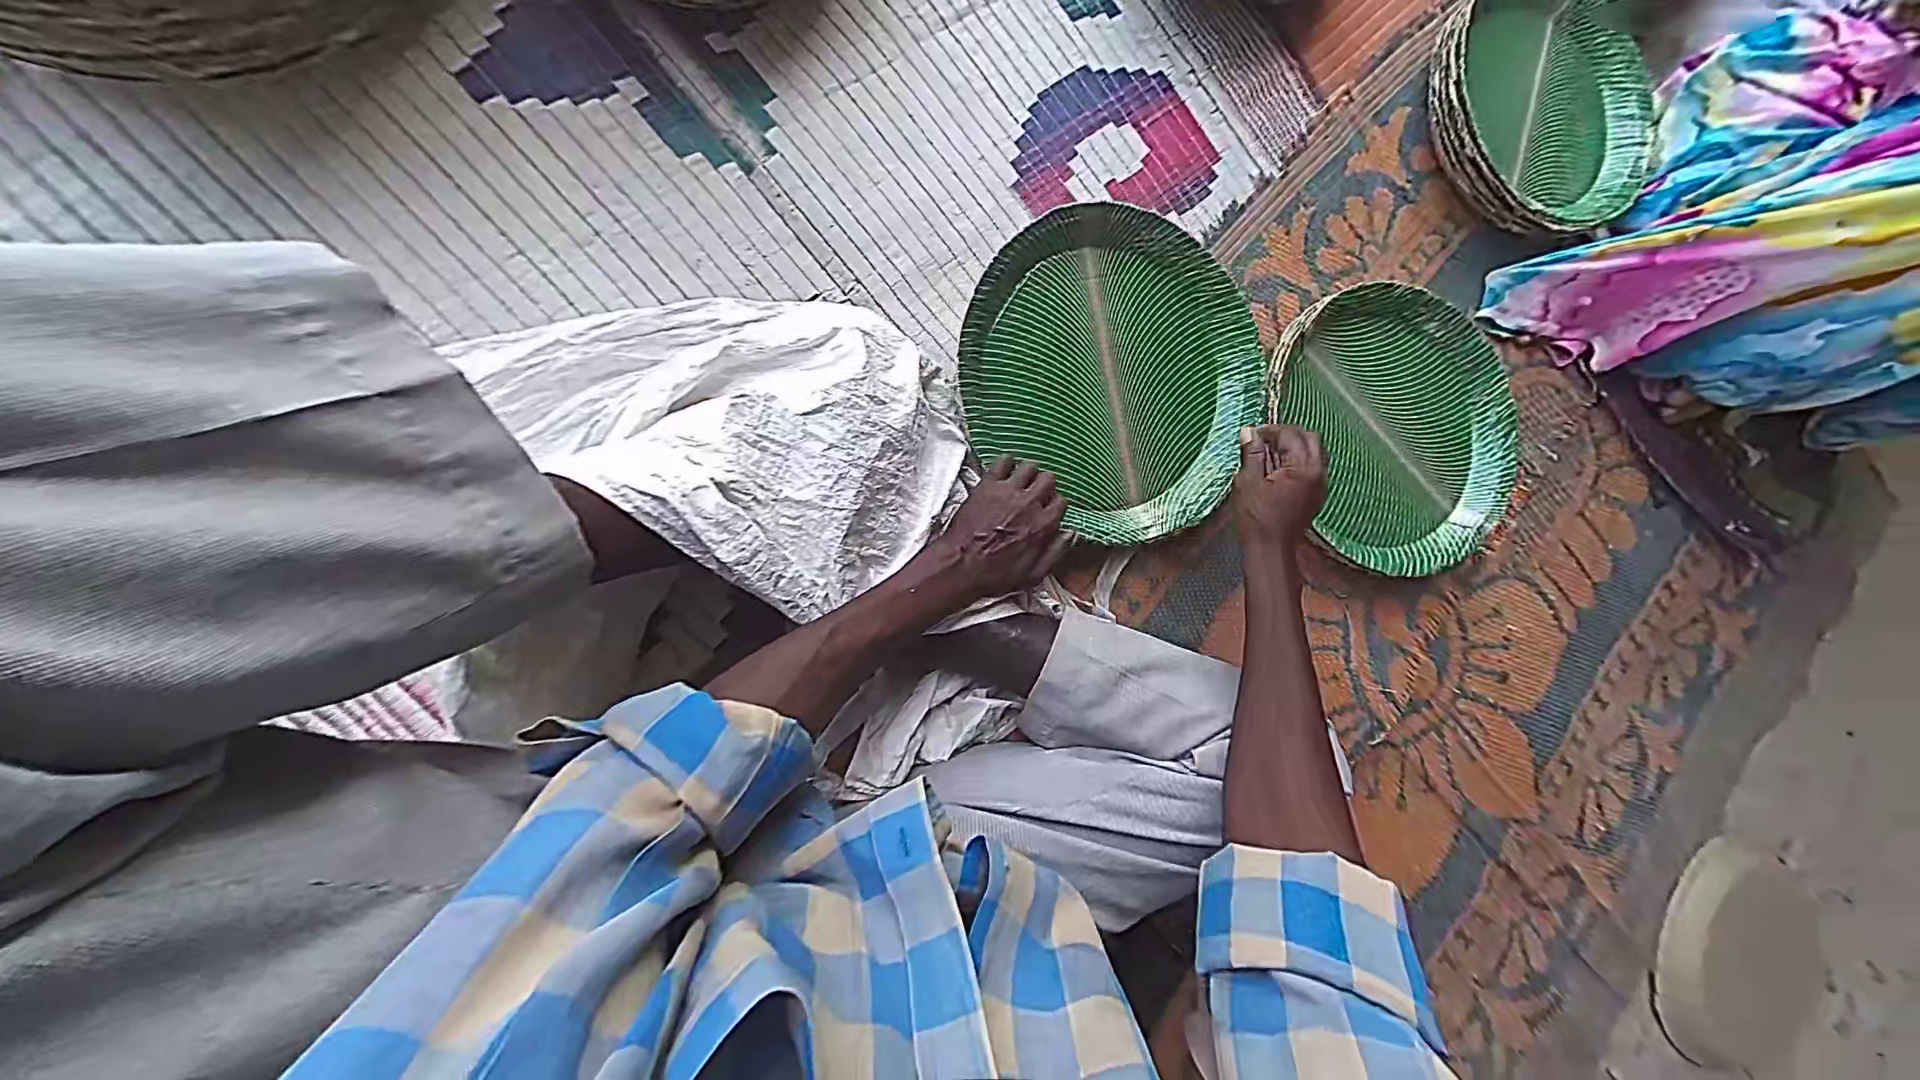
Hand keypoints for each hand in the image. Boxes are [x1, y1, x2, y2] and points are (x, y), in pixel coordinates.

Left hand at [923, 455, 1072, 600]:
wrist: (961, 565)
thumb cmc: (995, 574)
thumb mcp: (1034, 574)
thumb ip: (1056, 552)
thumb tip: (1070, 534)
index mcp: (1043, 524)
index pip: (1061, 502)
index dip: (1055, 504)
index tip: (1049, 508)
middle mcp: (1029, 503)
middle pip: (1048, 479)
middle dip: (1045, 485)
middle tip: (1038, 491)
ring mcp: (1008, 491)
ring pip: (1029, 466)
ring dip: (1029, 472)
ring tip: (1024, 479)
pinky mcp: (988, 485)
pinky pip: (1003, 462)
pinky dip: (1008, 462)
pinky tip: (1006, 468)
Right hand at [1232, 424, 1326, 553]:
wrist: (1270, 548)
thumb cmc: (1257, 517)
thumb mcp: (1248, 482)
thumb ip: (1251, 454)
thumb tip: (1249, 432)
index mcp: (1304, 468)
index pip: (1290, 436)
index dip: (1269, 431)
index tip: (1252, 434)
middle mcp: (1319, 473)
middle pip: (1310, 438)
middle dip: (1287, 433)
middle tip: (1263, 439)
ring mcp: (1321, 484)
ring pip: (1314, 451)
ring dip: (1294, 446)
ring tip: (1270, 453)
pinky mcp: (1317, 494)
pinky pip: (1313, 466)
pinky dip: (1298, 460)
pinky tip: (1278, 468)